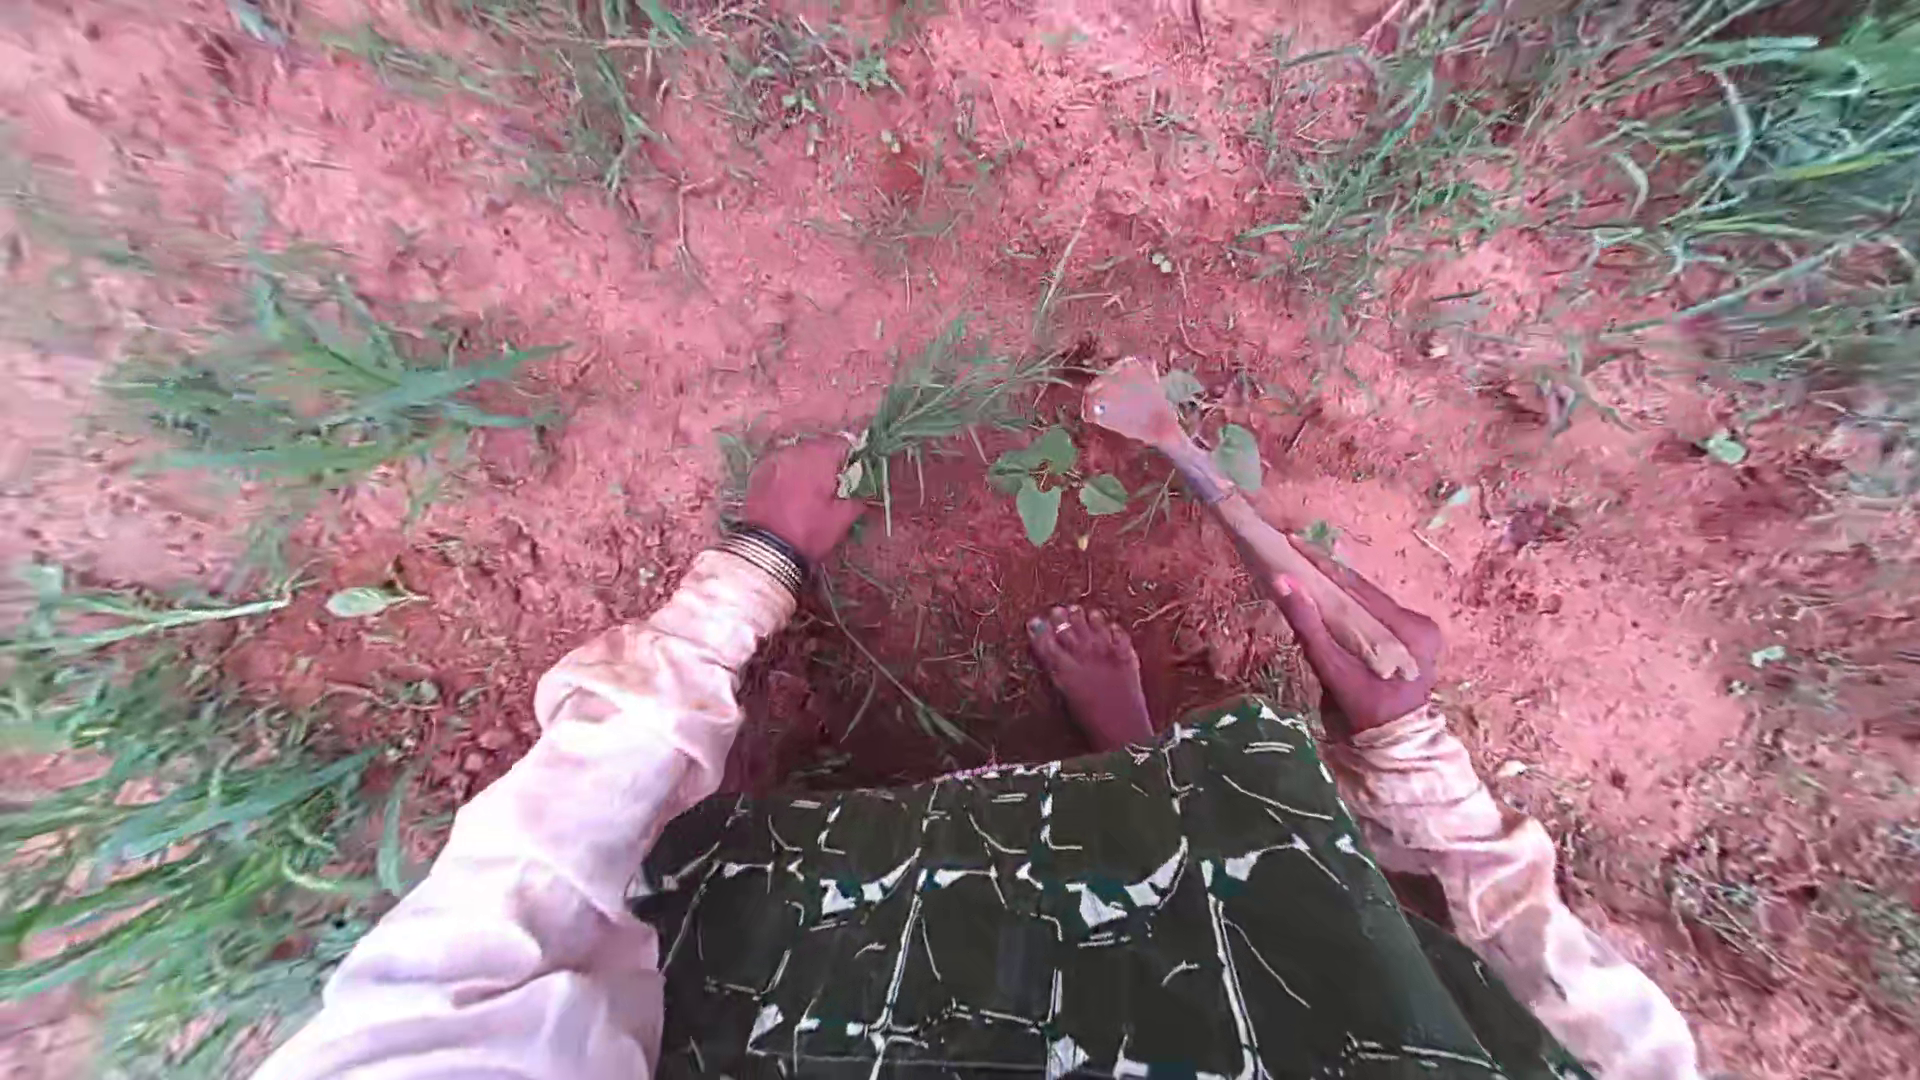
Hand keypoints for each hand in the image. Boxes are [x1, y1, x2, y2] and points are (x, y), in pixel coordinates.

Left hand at [741, 438, 866, 564]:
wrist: (766, 550)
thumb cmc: (809, 532)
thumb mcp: (842, 519)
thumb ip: (858, 500)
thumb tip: (865, 494)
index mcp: (818, 458)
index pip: (842, 444)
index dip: (852, 458)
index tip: (856, 473)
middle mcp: (794, 452)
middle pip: (818, 446)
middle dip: (828, 460)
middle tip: (835, 482)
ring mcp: (773, 461)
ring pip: (797, 454)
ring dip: (807, 465)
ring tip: (813, 487)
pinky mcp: (758, 473)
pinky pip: (780, 465)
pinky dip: (789, 473)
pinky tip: (793, 491)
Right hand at [1269, 549, 1441, 739]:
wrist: (1389, 746)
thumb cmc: (1360, 711)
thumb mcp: (1330, 667)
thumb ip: (1307, 623)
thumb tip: (1283, 580)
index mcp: (1409, 628)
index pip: (1356, 585)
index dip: (1321, 563)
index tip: (1292, 542)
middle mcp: (1418, 624)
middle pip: (1360, 589)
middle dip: (1324, 570)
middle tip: (1291, 550)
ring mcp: (1414, 631)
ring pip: (1363, 598)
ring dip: (1331, 584)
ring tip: (1299, 565)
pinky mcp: (1405, 639)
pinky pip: (1367, 611)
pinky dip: (1341, 601)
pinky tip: (1319, 591)